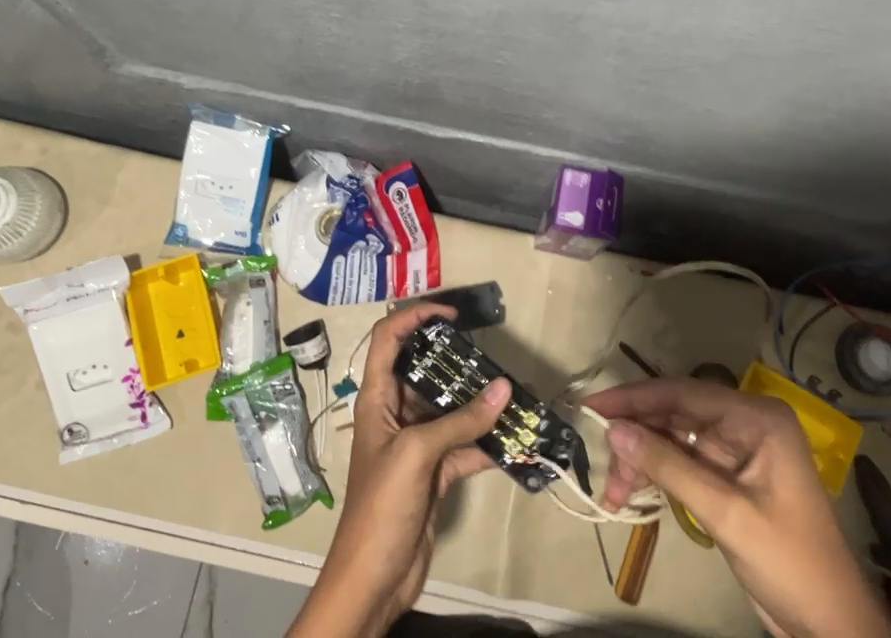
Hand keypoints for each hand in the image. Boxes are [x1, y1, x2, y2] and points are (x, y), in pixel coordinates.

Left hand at [289, 305, 510, 637]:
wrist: (374, 576)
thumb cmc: (381, 505)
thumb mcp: (417, 454)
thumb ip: (461, 421)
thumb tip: (505, 389)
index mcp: (376, 399)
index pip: (387, 340)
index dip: (413, 317)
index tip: (451, 313)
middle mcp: (395, 414)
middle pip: (424, 372)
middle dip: (456, 360)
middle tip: (492, 353)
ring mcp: (417, 444)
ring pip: (450, 410)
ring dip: (479, 403)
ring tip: (514, 393)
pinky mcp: (435, 472)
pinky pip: (466, 446)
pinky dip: (488, 443)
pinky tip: (516, 440)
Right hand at [583, 378, 890, 637]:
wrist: (828, 620)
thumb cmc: (787, 559)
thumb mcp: (726, 512)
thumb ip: (669, 466)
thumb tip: (613, 430)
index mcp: (757, 417)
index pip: (683, 393)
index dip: (634, 398)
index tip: (591, 408)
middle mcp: (745, 422)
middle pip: (674, 413)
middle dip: (635, 438)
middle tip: (602, 467)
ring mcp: (737, 449)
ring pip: (672, 438)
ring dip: (641, 461)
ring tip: (615, 495)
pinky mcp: (727, 475)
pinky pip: (680, 461)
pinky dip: (655, 475)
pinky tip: (632, 493)